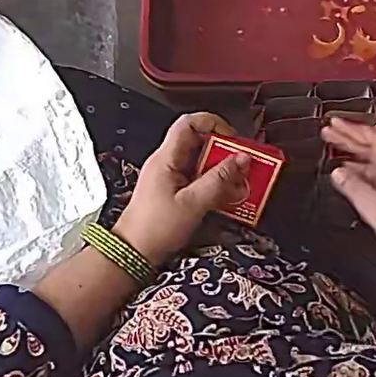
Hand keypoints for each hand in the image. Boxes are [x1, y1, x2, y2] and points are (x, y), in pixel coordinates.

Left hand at [112, 112, 250, 265]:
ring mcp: (169, 176)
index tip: (233, 140)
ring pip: (201, 161)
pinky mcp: (173, 190)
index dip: (213, 124)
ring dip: (221, 170)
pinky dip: (213, 184)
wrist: (133, 253)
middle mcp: (167, 162)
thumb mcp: (193, 204)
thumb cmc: (154, 229)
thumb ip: (219, 180)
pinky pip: (197, 178)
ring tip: (238, 182)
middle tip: (242, 164)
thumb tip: (241, 159)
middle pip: (199, 142)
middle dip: (224, 151)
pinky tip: (226, 196)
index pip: (189, 123)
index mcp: (166, 158)